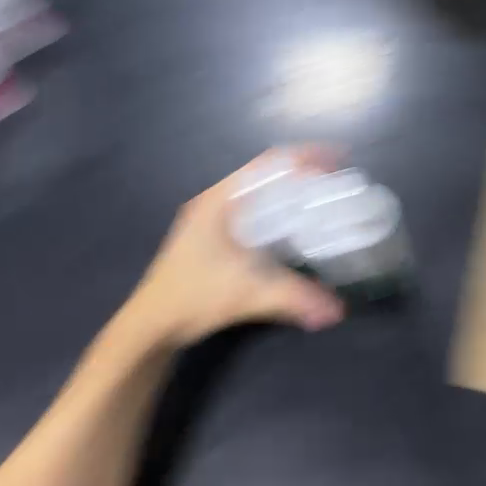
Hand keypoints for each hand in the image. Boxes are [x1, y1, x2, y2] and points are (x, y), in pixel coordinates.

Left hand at [124, 147, 344, 347]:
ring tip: (321, 201)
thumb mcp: (247, 295)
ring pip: (258, 194)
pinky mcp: (211, 238)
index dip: (304, 157)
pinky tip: (294, 230)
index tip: (336, 159)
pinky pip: (252, 212)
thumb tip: (338, 309)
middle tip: (335, 183)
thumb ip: (294, 298)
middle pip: (265, 175)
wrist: (148, 328)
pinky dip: (276, 213)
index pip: (268, 164)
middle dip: (302, 175)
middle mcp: (215, 202)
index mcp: (220, 200)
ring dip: (288, 194)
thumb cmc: (192, 299)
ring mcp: (210, 219)